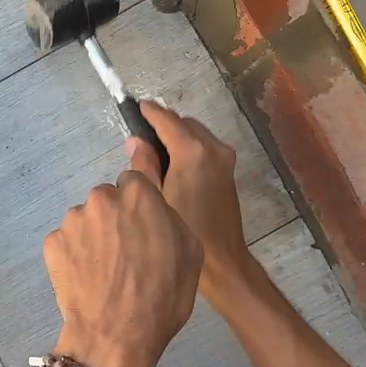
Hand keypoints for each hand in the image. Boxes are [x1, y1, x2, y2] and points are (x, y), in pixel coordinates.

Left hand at [42, 158, 201, 366]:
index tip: (143, 227)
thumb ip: (169, 216)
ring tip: (105, 271)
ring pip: (85, 220)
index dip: (139, 205)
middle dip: (114, 219)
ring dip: (93, 236)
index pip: (134, 180)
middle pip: (107, 199)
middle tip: (125, 253)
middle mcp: (101, 199)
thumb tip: (153, 209)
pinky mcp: (52, 244)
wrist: (115, 336)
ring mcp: (72, 221)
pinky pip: (67, 242)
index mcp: (138, 195)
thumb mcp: (191, 251)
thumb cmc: (162, 296)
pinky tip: (87, 279)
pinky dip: (74, 255)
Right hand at [130, 101, 250, 296]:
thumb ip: (144, 165)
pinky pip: (206, 150)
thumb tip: (136, 142)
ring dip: (178, 137)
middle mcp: (214, 149)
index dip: (150, 113)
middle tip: (141, 137)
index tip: (136, 106)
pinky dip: (189, 150)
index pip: (168, 121)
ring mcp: (225, 161)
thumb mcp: (156, 197)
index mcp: (193, 152)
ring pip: (198, 136)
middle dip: (164, 126)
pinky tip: (172, 168)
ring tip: (154, 154)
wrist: (222, 260)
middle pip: (185, 125)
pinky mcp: (228, 174)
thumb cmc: (184, 230)